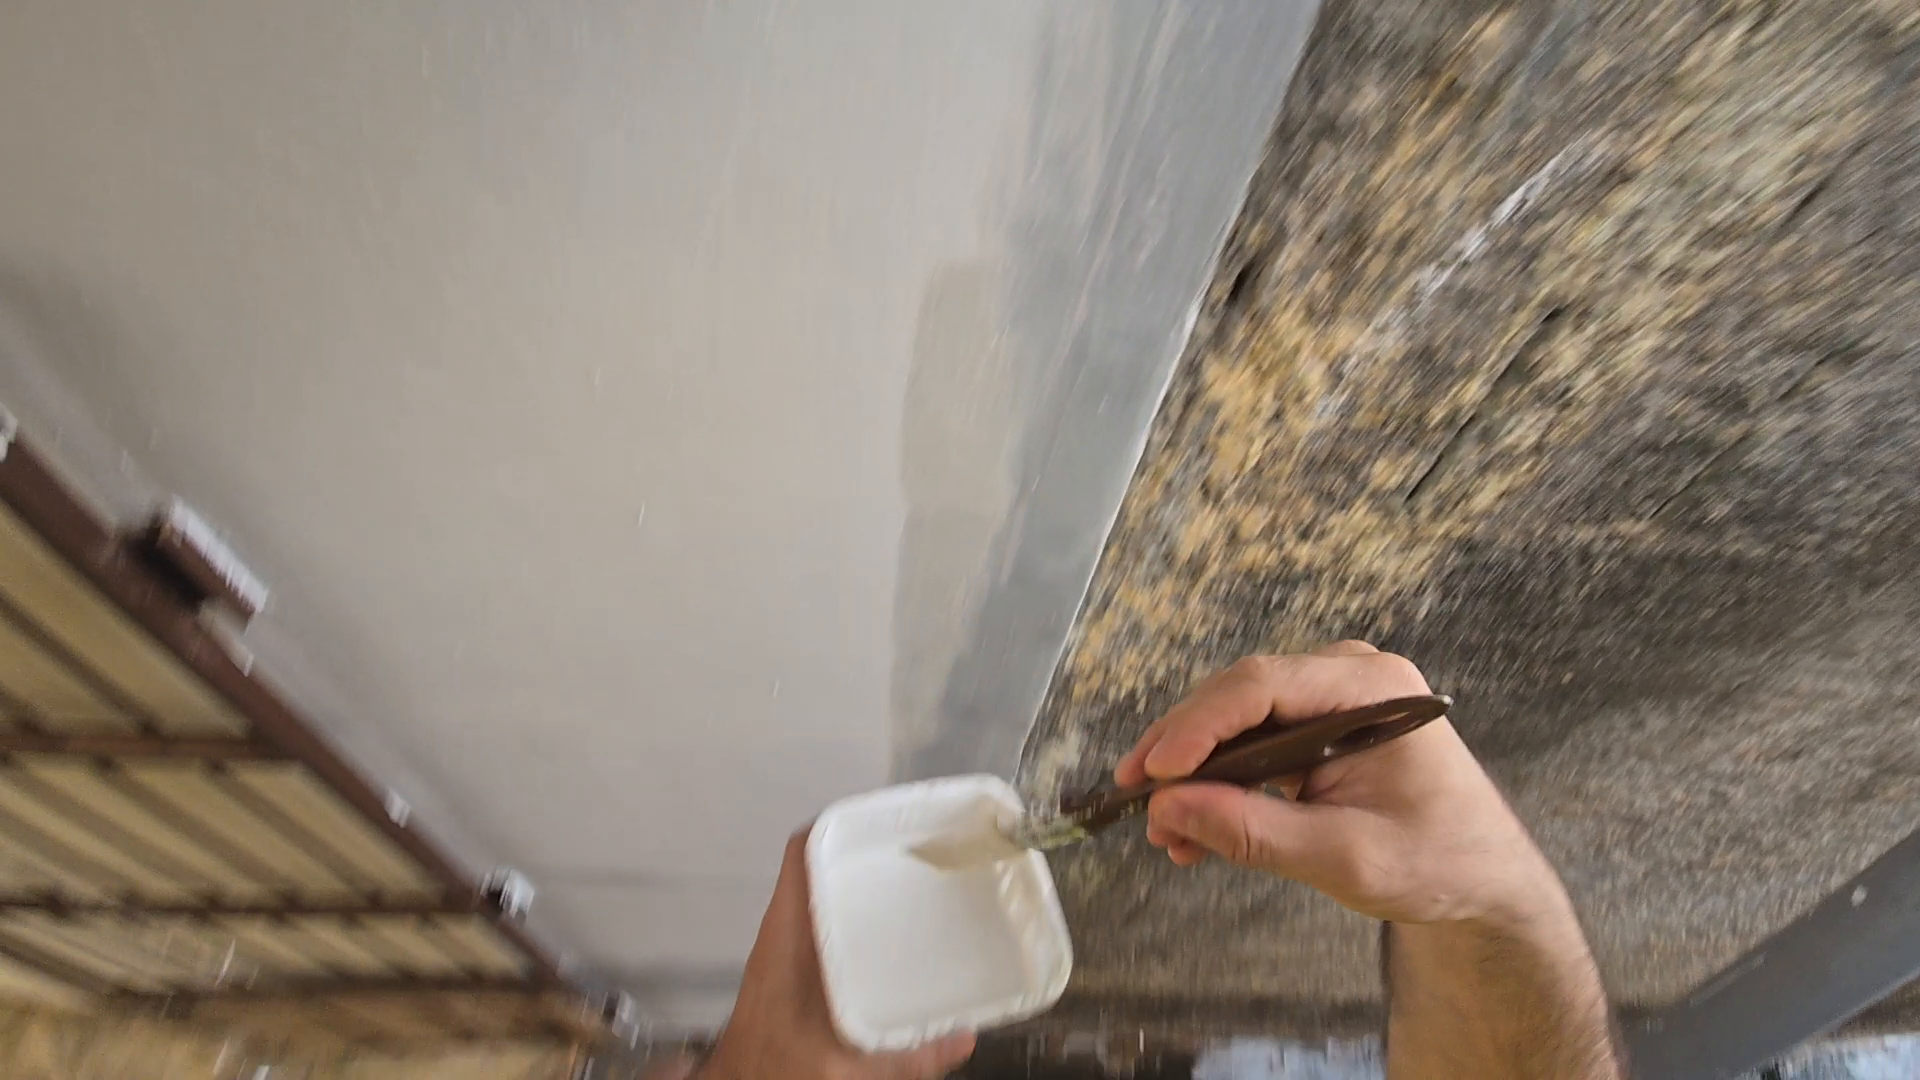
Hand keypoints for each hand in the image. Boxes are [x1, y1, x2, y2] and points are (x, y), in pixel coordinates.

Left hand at [702, 830, 976, 1079]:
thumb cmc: (777, 1069)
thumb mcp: (849, 1067)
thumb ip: (911, 1056)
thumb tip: (964, 1037)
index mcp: (787, 933)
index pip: (802, 851)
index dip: (838, 821)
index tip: (879, 815)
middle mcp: (782, 928)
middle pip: (816, 859)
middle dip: (862, 846)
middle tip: (909, 842)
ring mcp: (782, 943)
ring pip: (817, 885)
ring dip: (855, 875)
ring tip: (904, 871)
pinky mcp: (786, 962)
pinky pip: (818, 911)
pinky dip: (848, 905)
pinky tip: (882, 922)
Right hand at [1116, 641, 1564, 926]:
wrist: (1482, 881)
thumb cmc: (1437, 865)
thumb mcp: (1347, 859)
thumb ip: (1254, 832)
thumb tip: (1168, 808)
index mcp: (1371, 689)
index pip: (1262, 686)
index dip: (1200, 725)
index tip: (1155, 771)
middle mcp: (1343, 676)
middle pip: (1237, 698)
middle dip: (1183, 749)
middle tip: (1135, 794)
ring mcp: (1324, 696)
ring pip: (1232, 719)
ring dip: (1191, 770)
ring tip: (1159, 823)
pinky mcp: (1309, 723)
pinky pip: (1246, 741)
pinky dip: (1215, 780)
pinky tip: (1190, 824)